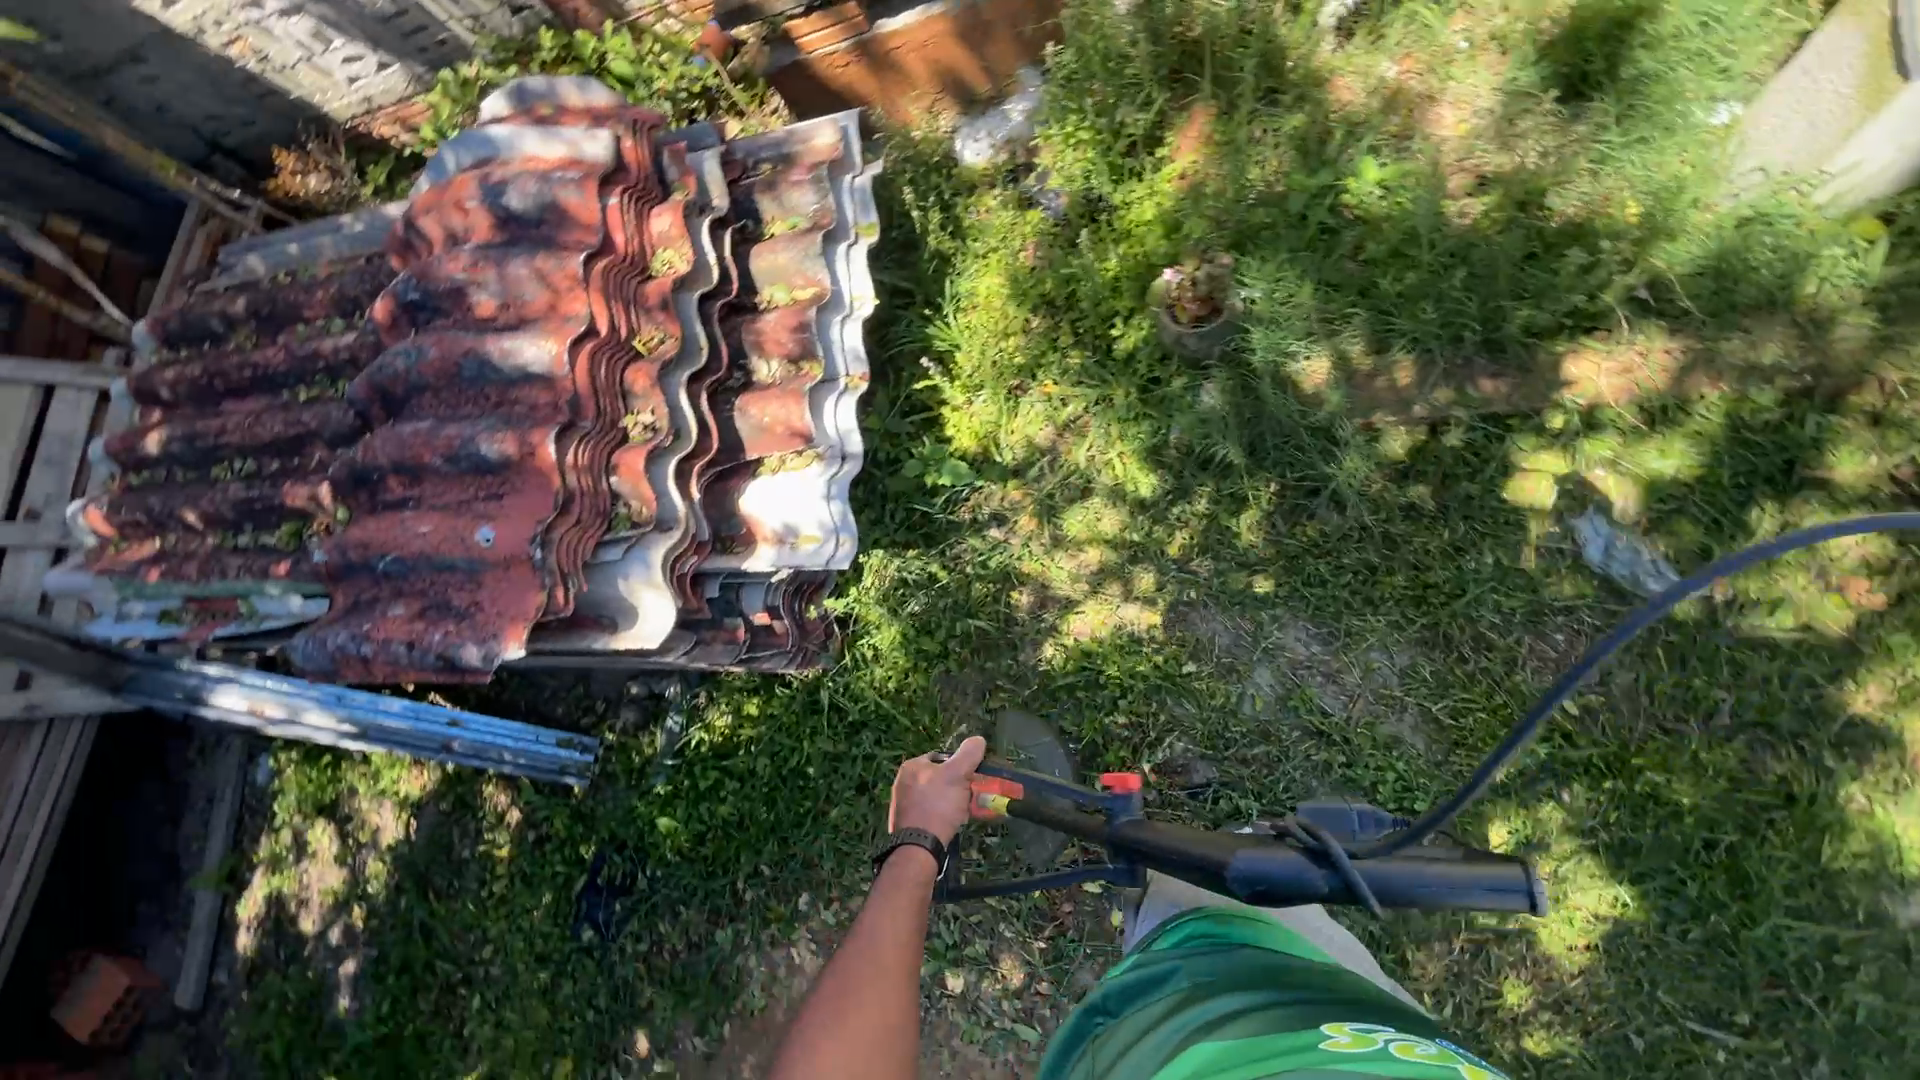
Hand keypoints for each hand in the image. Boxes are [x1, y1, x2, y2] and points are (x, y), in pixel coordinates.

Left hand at [888, 735, 985, 844]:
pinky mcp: (904, 823)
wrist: (918, 846)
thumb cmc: (938, 805)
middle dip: (955, 788)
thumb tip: (978, 739)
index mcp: (911, 766)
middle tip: (966, 799)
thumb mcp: (957, 774)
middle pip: (938, 779)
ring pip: (934, 798)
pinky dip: (940, 817)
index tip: (970, 781)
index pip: (941, 759)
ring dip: (949, 804)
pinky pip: (928, 814)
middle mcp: (902, 782)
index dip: (958, 768)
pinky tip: (948, 825)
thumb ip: (969, 754)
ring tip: (960, 814)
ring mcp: (902, 804)